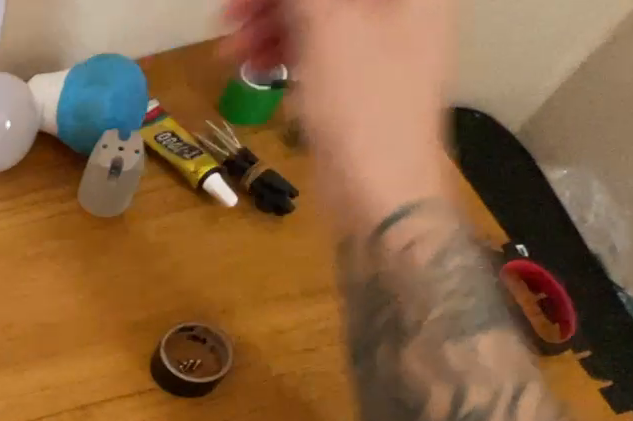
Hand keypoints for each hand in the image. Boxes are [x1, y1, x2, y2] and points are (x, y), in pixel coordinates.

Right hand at [225, 0, 455, 229]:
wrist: (379, 189)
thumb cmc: (361, 105)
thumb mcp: (329, 30)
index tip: (243, 0)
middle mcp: (405, 7)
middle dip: (274, 6)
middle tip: (227, 21)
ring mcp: (385, 48)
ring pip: (321, 21)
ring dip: (272, 32)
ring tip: (229, 55)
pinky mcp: (361, 84)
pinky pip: (321, 54)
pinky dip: (288, 57)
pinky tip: (257, 72)